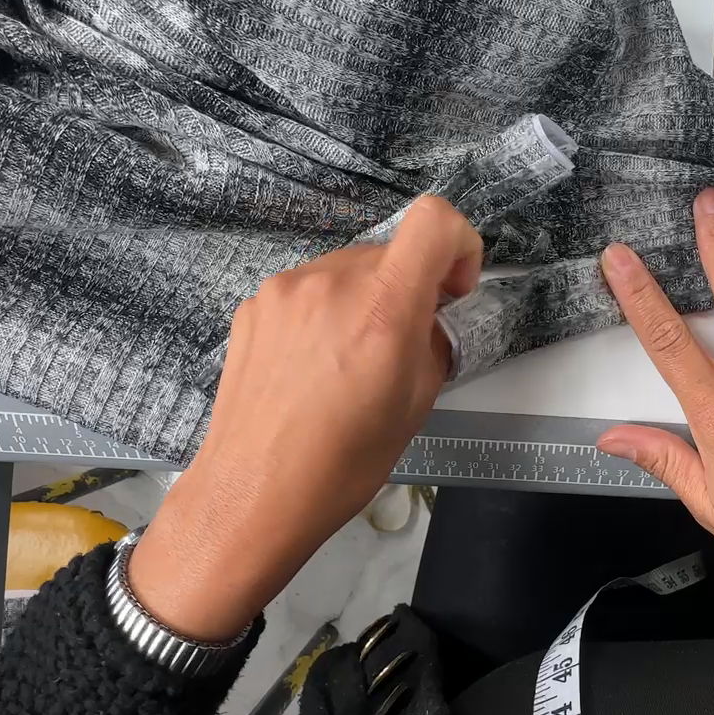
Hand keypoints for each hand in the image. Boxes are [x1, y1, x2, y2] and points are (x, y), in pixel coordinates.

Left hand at [129, 196, 481, 641]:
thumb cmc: (343, 462)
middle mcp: (331, 283)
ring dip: (363, 299)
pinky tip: (311, 363)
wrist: (254, 493)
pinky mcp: (254, 304)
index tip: (451, 288)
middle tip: (399, 344)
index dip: (459, 245)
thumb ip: (432, 339)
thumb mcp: (418, 403)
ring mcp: (285, 289)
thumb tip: (427, 315)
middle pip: (392, 252)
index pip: (434, 221)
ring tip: (347, 360)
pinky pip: (309, 289)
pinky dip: (324, 312)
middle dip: (408, 287)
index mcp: (382, 310)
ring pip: (348, 270)